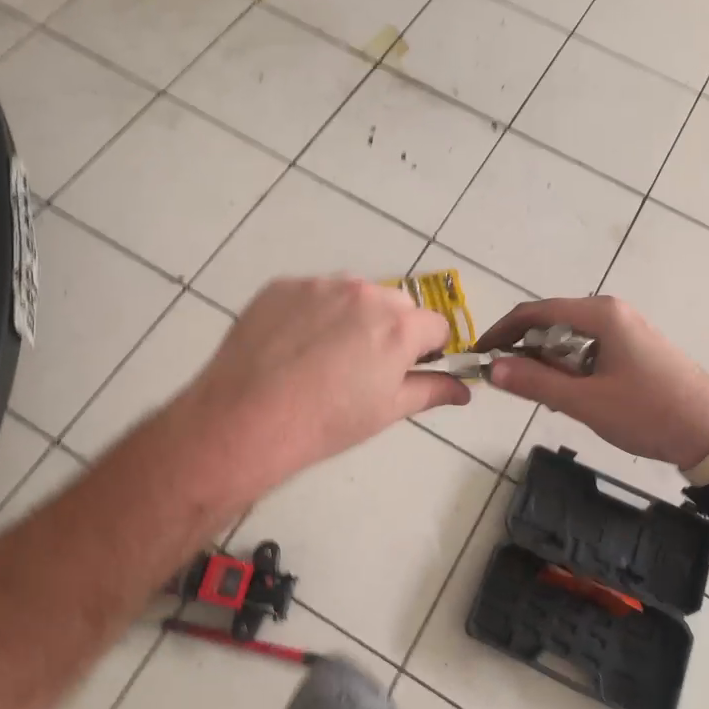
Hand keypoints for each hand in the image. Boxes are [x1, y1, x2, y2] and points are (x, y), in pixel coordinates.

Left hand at [174, 277, 470, 480]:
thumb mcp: (386, 412)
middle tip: (361, 368)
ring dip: (349, 316)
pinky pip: (311, 294)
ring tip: (320, 357)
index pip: (435, 324)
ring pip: (351, 295)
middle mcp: (365, 293)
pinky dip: (310, 313)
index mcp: (399, 325)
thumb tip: (463, 390)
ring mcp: (320, 285)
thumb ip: (430, 391)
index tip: (405, 370)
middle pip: (395, 305)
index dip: (426, 349)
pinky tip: (291, 347)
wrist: (245, 419)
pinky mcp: (282, 286)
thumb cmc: (325, 423)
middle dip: (389, 329)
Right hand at [477, 297, 708, 468]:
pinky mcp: (635, 347)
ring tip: (540, 395)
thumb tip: (492, 368)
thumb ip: (536, 383)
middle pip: (551, 322)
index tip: (478, 356)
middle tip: (507, 383)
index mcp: (600, 315)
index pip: (535, 312)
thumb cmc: (648, 414)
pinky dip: (570, 367)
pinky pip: (589, 349)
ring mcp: (626, 328)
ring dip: (548, 362)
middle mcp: (612, 312)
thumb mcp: (586, 402)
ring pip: (570, 338)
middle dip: (524, 349)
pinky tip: (570, 395)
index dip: (502, 332)